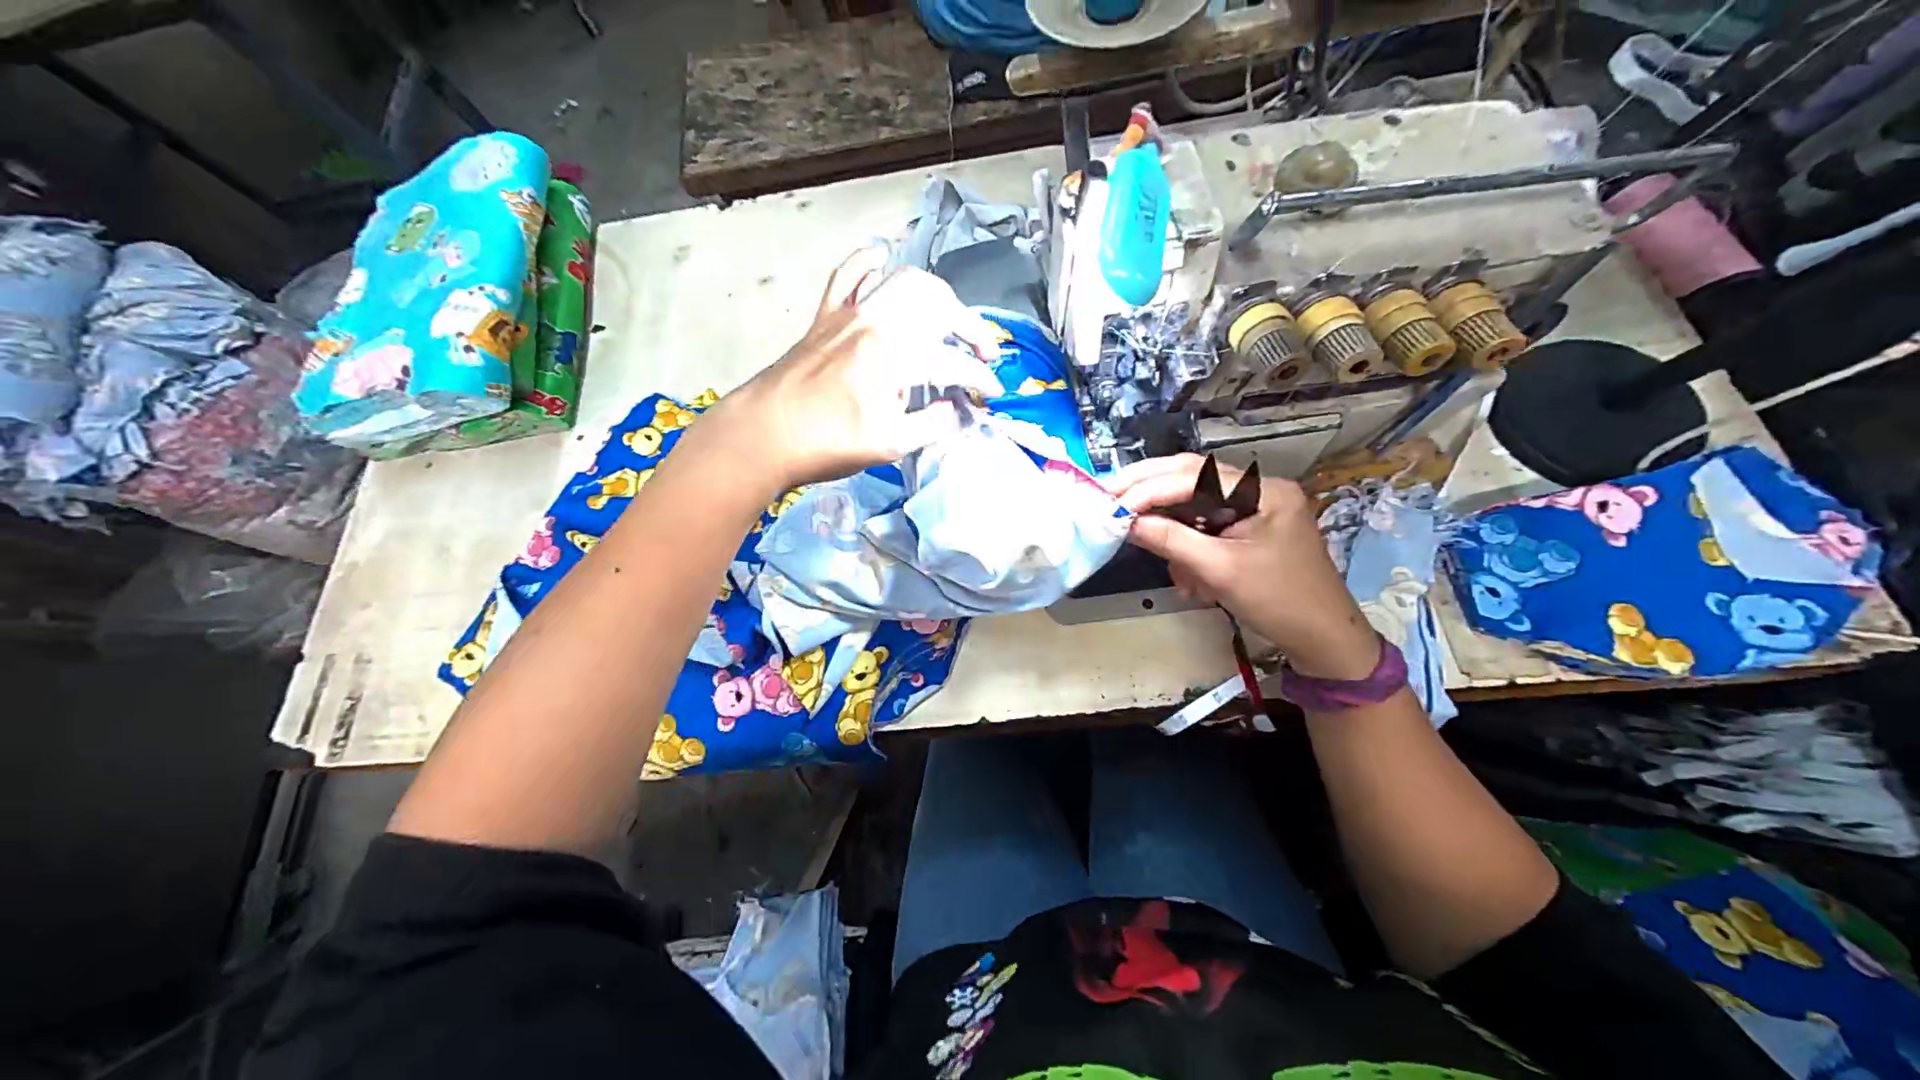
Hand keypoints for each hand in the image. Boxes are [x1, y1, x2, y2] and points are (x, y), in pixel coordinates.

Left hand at [707, 247, 1005, 489]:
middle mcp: (876, 323)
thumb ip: (931, 425)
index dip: (979, 380)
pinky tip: (882, 260)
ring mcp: (848, 314)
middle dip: (968, 325)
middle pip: (938, 304)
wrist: (761, 434)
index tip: (991, 395)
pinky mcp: (826, 317)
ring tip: (948, 317)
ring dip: (936, 295)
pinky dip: (870, 263)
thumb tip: (958, 412)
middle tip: (980, 351)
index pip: (951, 363)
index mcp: (893, 356)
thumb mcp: (887, 445)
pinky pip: (850, 276)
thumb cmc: (824, 444)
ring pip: (903, 281)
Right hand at [1105, 454, 1380, 679]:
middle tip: (1109, 499)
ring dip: (1171, 530)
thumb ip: (1170, 541)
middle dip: (1149, 492)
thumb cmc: (1279, 602)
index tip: (1112, 505)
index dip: (1148, 488)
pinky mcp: (1249, 530)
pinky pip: (1206, 526)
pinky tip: (1189, 580)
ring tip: (1161, 560)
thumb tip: (1125, 522)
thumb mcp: (1219, 571)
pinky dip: (1188, 547)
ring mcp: (1255, 509)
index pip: (1193, 475)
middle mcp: (1259, 490)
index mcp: (1262, 491)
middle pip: (1191, 478)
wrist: (1324, 639)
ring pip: (1194, 504)